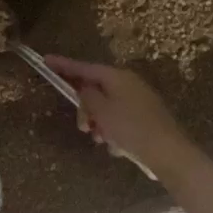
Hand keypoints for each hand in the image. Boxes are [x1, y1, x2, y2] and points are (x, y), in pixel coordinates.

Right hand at [40, 55, 197, 178]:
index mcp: (118, 77)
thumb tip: (84, 88)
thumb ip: (87, 97)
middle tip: (84, 128)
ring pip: (106, 109)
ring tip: (103, 140)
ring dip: (99, 125)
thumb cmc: (130, 128)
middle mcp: (128, 85)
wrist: (166, 151)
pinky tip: (118, 147)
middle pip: (95, 91)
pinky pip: (119, 122)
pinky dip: (113, 133)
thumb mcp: (102, 111)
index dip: (64, 66)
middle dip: (86, 110)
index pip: (85, 68)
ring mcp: (138, 101)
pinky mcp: (143, 119)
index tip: (46, 60)